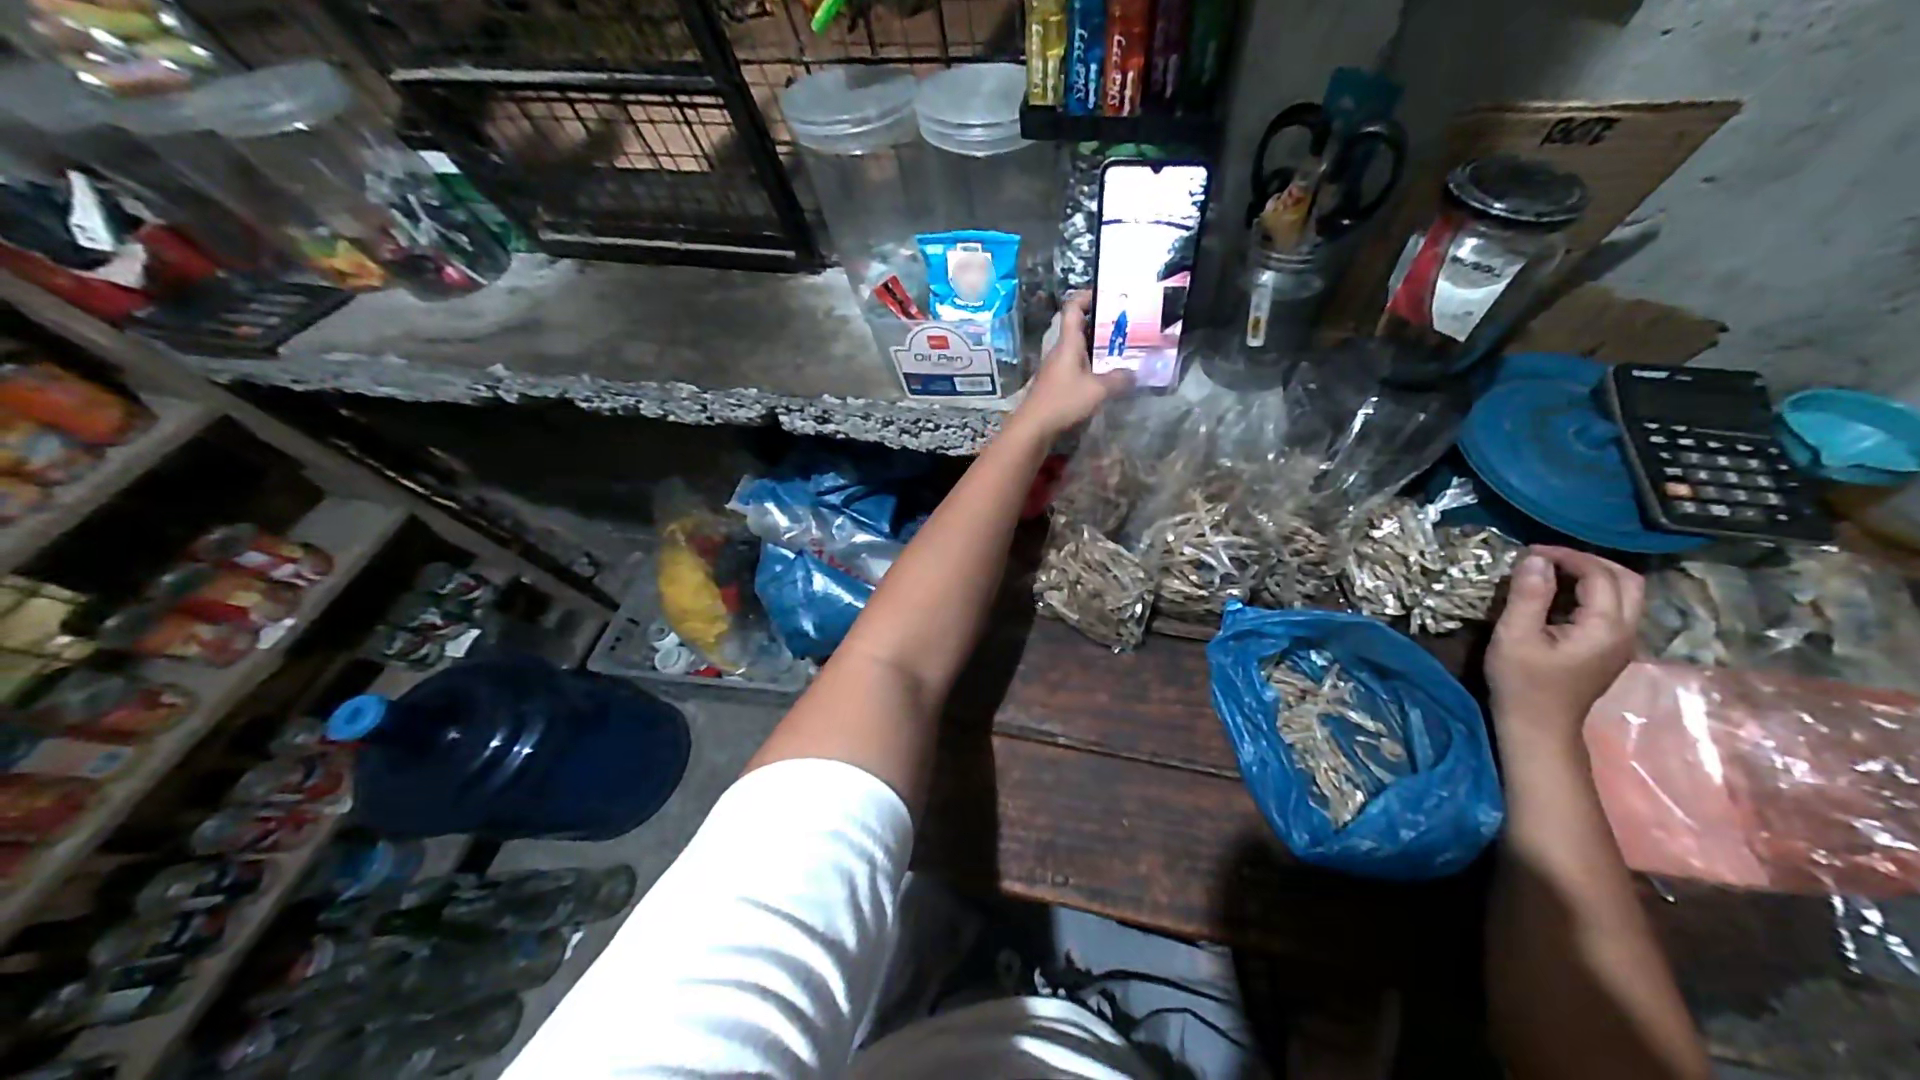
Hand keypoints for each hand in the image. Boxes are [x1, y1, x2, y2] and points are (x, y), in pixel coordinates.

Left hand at [1011, 293, 1133, 437]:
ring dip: (1098, 347)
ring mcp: (1056, 366)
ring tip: (1122, 350)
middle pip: (1079, 327)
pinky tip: (1106, 376)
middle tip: (1126, 325)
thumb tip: (1134, 373)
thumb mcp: (1097, 390)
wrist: (1033, 426)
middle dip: (1102, 324)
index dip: (1088, 296)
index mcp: (1068, 343)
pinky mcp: (1056, 382)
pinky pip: (1077, 366)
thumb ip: (1118, 379)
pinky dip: (1092, 365)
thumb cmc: (1063, 401)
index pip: (1073, 307)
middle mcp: (1060, 350)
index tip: (1108, 295)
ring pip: (1079, 348)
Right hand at [1486, 546, 1644, 746]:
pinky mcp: (1611, 649)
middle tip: (1549, 558)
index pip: (1600, 575)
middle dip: (1590, 561)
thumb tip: (1536, 559)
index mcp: (1606, 627)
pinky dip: (1593, 592)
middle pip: (1627, 580)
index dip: (1568, 556)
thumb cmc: (1522, 682)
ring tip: (1554, 572)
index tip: (1531, 551)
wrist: (1538, 727)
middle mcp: (1626, 631)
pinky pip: (1615, 609)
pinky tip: (1562, 596)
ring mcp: (1623, 643)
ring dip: (1594, 575)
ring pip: (1626, 594)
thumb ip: (1528, 596)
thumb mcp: (1515, 636)